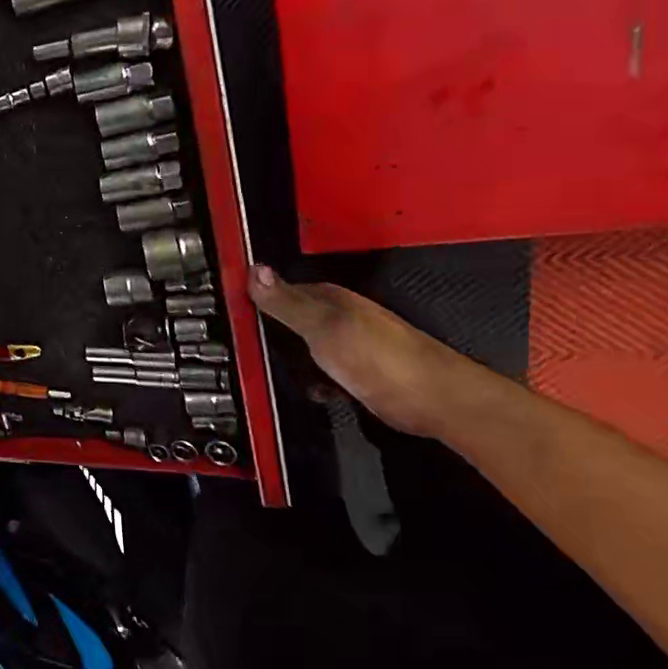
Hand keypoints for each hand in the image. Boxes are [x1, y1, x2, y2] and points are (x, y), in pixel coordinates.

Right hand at [247, 264, 502, 438]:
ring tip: (291, 378)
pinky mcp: (357, 372)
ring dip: (295, 366)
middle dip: (273, 341)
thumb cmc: (380, 358)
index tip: (233, 321)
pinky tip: (321, 393)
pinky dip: (318, 384)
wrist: (434, 400)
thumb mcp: (323, 327)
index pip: (277, 291)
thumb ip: (286, 301)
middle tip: (258, 359)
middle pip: (288, 323)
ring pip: (304, 351)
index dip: (254, 303)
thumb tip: (254, 268)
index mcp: (327, 298)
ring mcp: (348, 344)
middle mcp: (336, 316)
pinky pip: (323, 374)